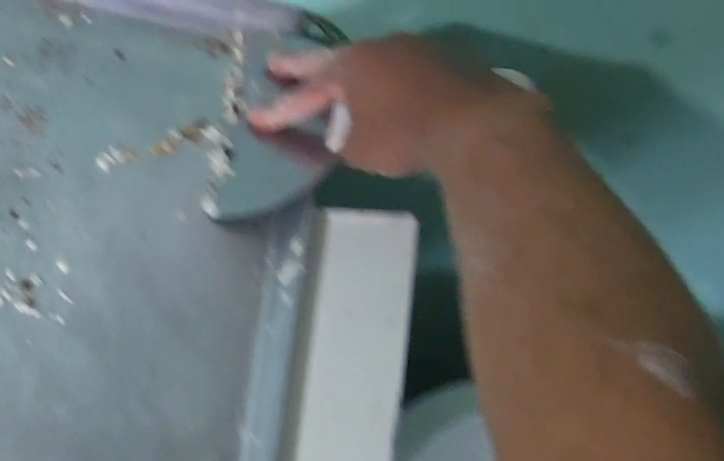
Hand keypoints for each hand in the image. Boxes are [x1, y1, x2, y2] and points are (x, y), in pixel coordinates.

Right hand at [246, 35, 544, 177]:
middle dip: (298, 67)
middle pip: (328, 61)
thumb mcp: (353, 148)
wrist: (470, 123)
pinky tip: (364, 87)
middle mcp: (374, 50)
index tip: (252, 118)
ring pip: (360, 60)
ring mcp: (406, 50)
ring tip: (318, 76)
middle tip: (274, 64)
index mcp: (347, 70)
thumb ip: (335, 134)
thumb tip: (336, 129)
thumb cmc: (400, 137)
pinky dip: (367, 77)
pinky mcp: (431, 60)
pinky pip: (385, 66)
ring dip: (337, 70)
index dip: (276, 111)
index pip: (302, 95)